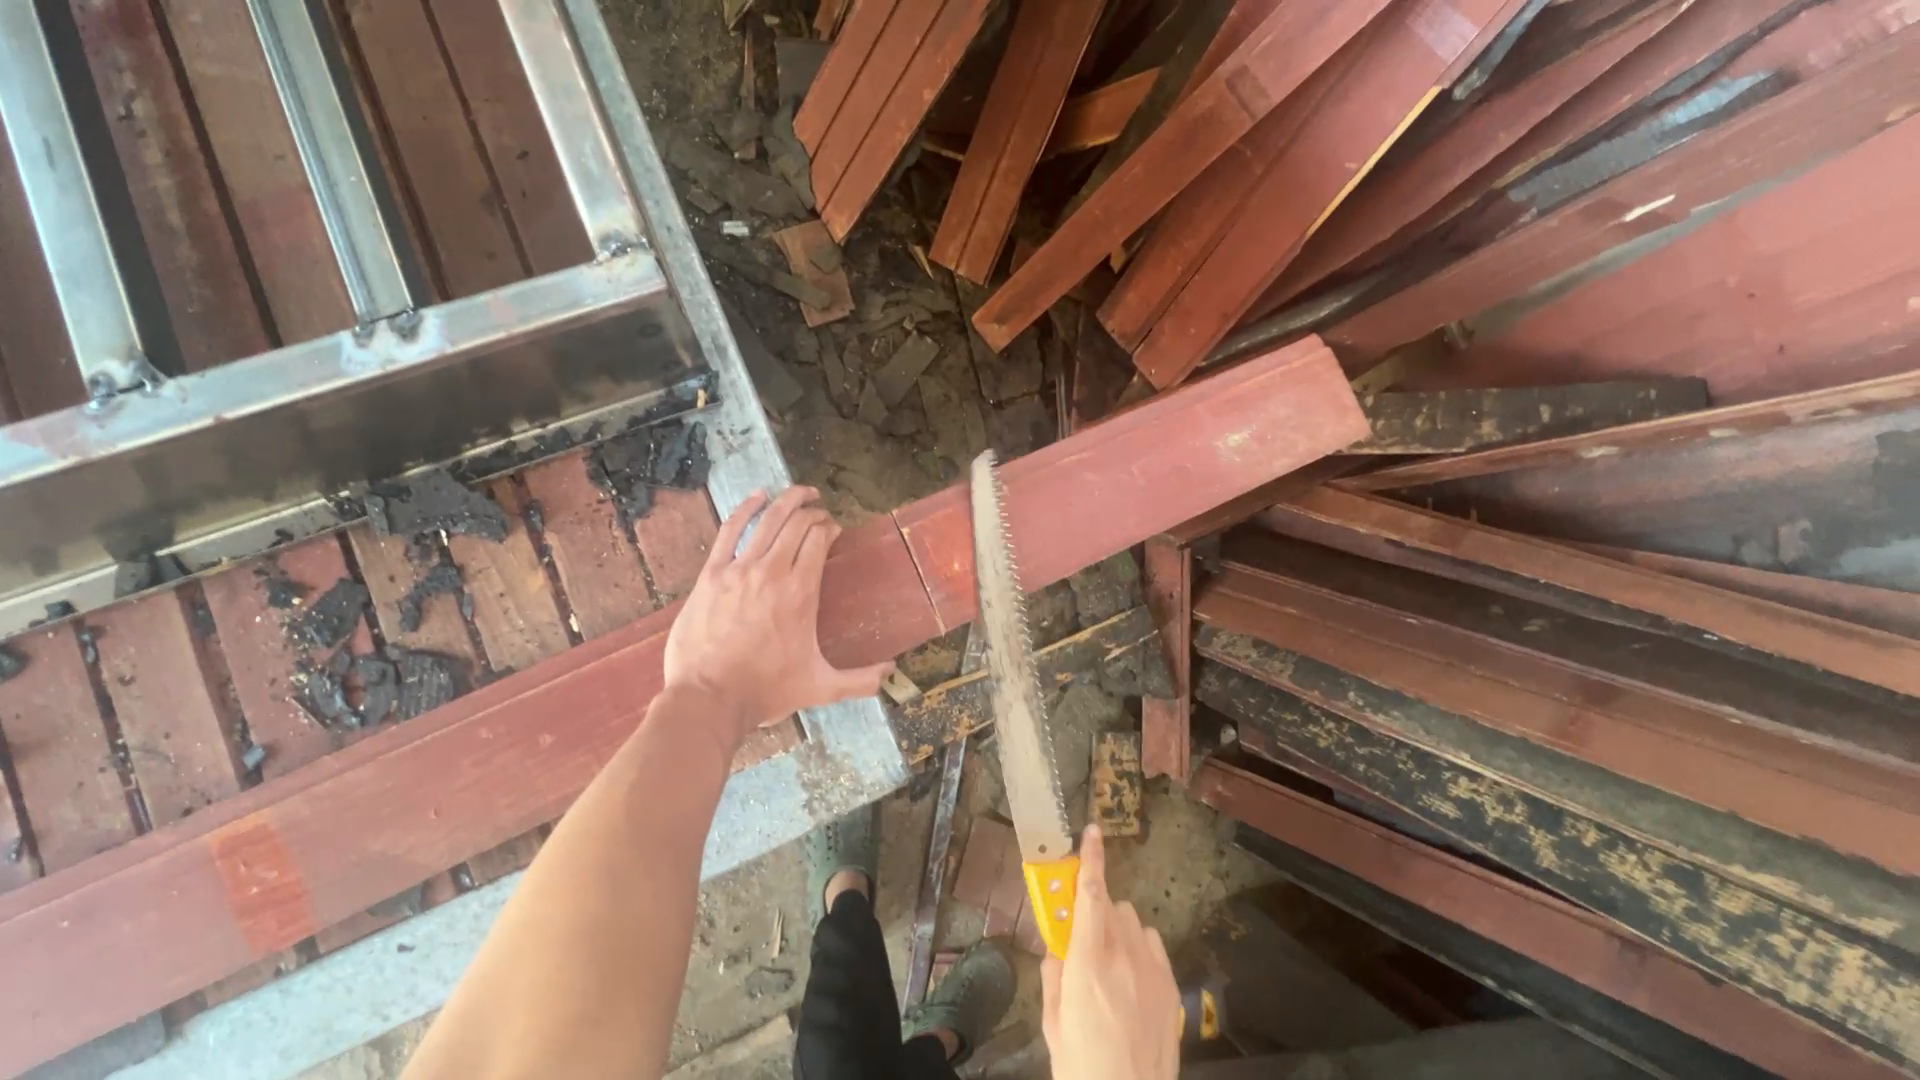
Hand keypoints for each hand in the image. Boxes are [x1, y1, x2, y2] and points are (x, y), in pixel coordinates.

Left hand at [663, 487, 891, 742]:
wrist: (709, 699)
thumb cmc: (766, 691)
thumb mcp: (821, 687)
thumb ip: (860, 680)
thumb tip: (891, 673)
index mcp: (801, 592)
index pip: (819, 539)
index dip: (829, 527)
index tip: (834, 530)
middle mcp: (772, 572)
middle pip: (796, 524)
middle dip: (813, 512)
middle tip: (820, 514)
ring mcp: (739, 570)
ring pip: (767, 520)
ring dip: (787, 501)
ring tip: (801, 492)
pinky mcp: (711, 575)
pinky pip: (730, 531)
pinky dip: (746, 509)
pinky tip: (758, 497)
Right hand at [1041, 826, 1180, 1079]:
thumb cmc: (1081, 1067)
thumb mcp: (1053, 1023)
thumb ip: (1054, 977)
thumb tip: (1057, 951)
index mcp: (1088, 962)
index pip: (1092, 895)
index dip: (1092, 859)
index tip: (1092, 831)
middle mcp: (1124, 957)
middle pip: (1112, 906)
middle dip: (1095, 913)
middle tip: (1084, 941)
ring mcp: (1153, 972)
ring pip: (1134, 924)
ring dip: (1119, 931)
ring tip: (1110, 965)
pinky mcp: (1171, 989)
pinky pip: (1154, 947)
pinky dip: (1140, 950)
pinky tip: (1133, 980)